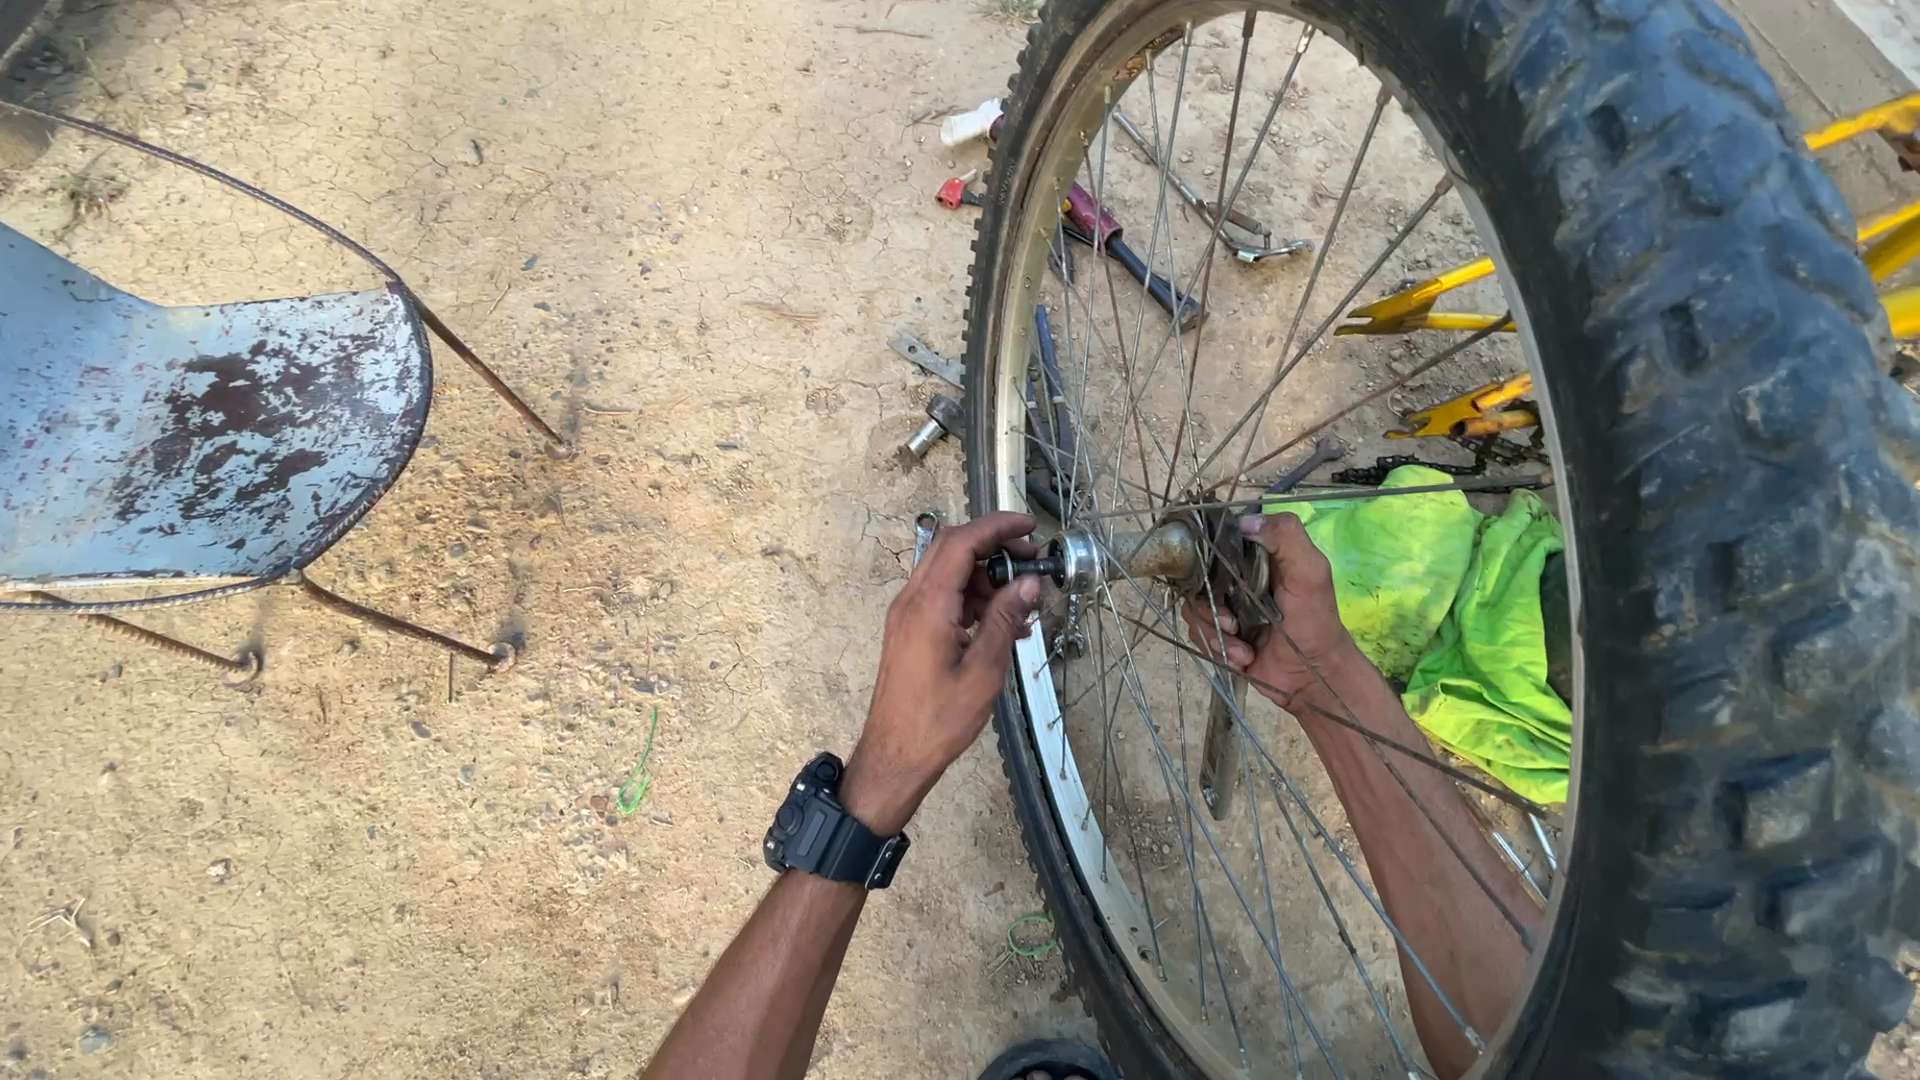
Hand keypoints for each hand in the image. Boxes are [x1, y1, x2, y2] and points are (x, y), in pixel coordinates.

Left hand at [840, 512, 1044, 833]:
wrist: (893, 757)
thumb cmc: (937, 721)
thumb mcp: (983, 671)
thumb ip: (1003, 619)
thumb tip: (1028, 583)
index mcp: (928, 606)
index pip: (961, 542)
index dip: (997, 526)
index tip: (1029, 527)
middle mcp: (911, 601)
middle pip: (951, 549)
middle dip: (993, 547)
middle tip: (1030, 561)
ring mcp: (906, 615)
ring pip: (947, 572)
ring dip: (984, 578)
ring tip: (1020, 608)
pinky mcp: (908, 630)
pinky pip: (941, 597)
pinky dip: (970, 599)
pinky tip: (998, 625)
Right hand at [1182, 512, 1363, 702]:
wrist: (1313, 677)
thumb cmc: (1314, 622)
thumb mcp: (1310, 573)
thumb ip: (1287, 538)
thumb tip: (1244, 520)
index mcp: (1255, 557)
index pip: (1215, 543)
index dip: (1205, 557)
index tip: (1211, 577)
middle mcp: (1235, 578)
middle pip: (1197, 579)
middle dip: (1208, 606)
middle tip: (1231, 623)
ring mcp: (1225, 606)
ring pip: (1193, 608)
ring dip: (1214, 631)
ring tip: (1240, 646)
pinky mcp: (1218, 633)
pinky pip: (1197, 633)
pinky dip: (1217, 647)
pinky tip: (1241, 657)